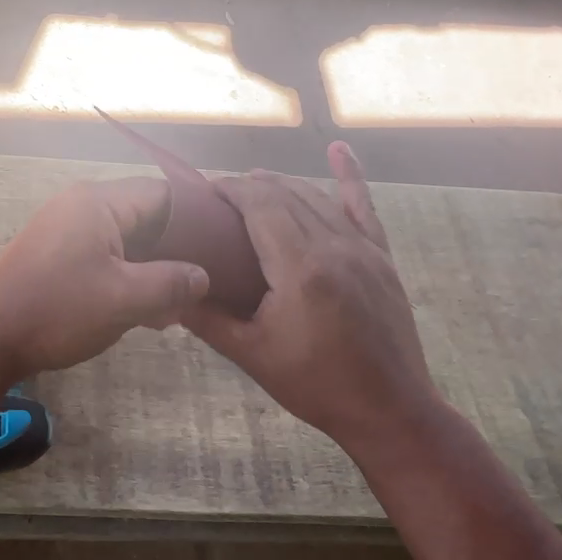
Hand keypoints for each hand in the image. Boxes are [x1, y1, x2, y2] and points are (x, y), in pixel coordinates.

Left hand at [0, 178, 210, 380]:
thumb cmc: (56, 310)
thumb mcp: (123, 299)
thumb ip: (170, 283)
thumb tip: (204, 275)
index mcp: (99, 202)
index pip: (162, 194)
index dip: (197, 217)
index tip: (227, 243)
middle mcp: (83, 205)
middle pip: (145, 216)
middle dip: (177, 249)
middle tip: (210, 280)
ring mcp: (67, 229)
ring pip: (127, 241)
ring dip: (153, 269)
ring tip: (182, 306)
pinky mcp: (58, 255)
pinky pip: (106, 256)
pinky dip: (129, 277)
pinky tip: (149, 314)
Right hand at [183, 143, 441, 445]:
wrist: (391, 413)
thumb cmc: (317, 385)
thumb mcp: (252, 355)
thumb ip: (208, 318)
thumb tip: (170, 291)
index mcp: (299, 268)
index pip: (259, 204)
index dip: (230, 189)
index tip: (204, 190)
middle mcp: (333, 246)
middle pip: (284, 194)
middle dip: (249, 186)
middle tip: (220, 195)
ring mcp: (362, 248)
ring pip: (315, 197)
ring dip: (282, 184)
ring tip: (253, 184)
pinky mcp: (382, 257)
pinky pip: (363, 206)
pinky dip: (350, 176)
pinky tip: (339, 149)